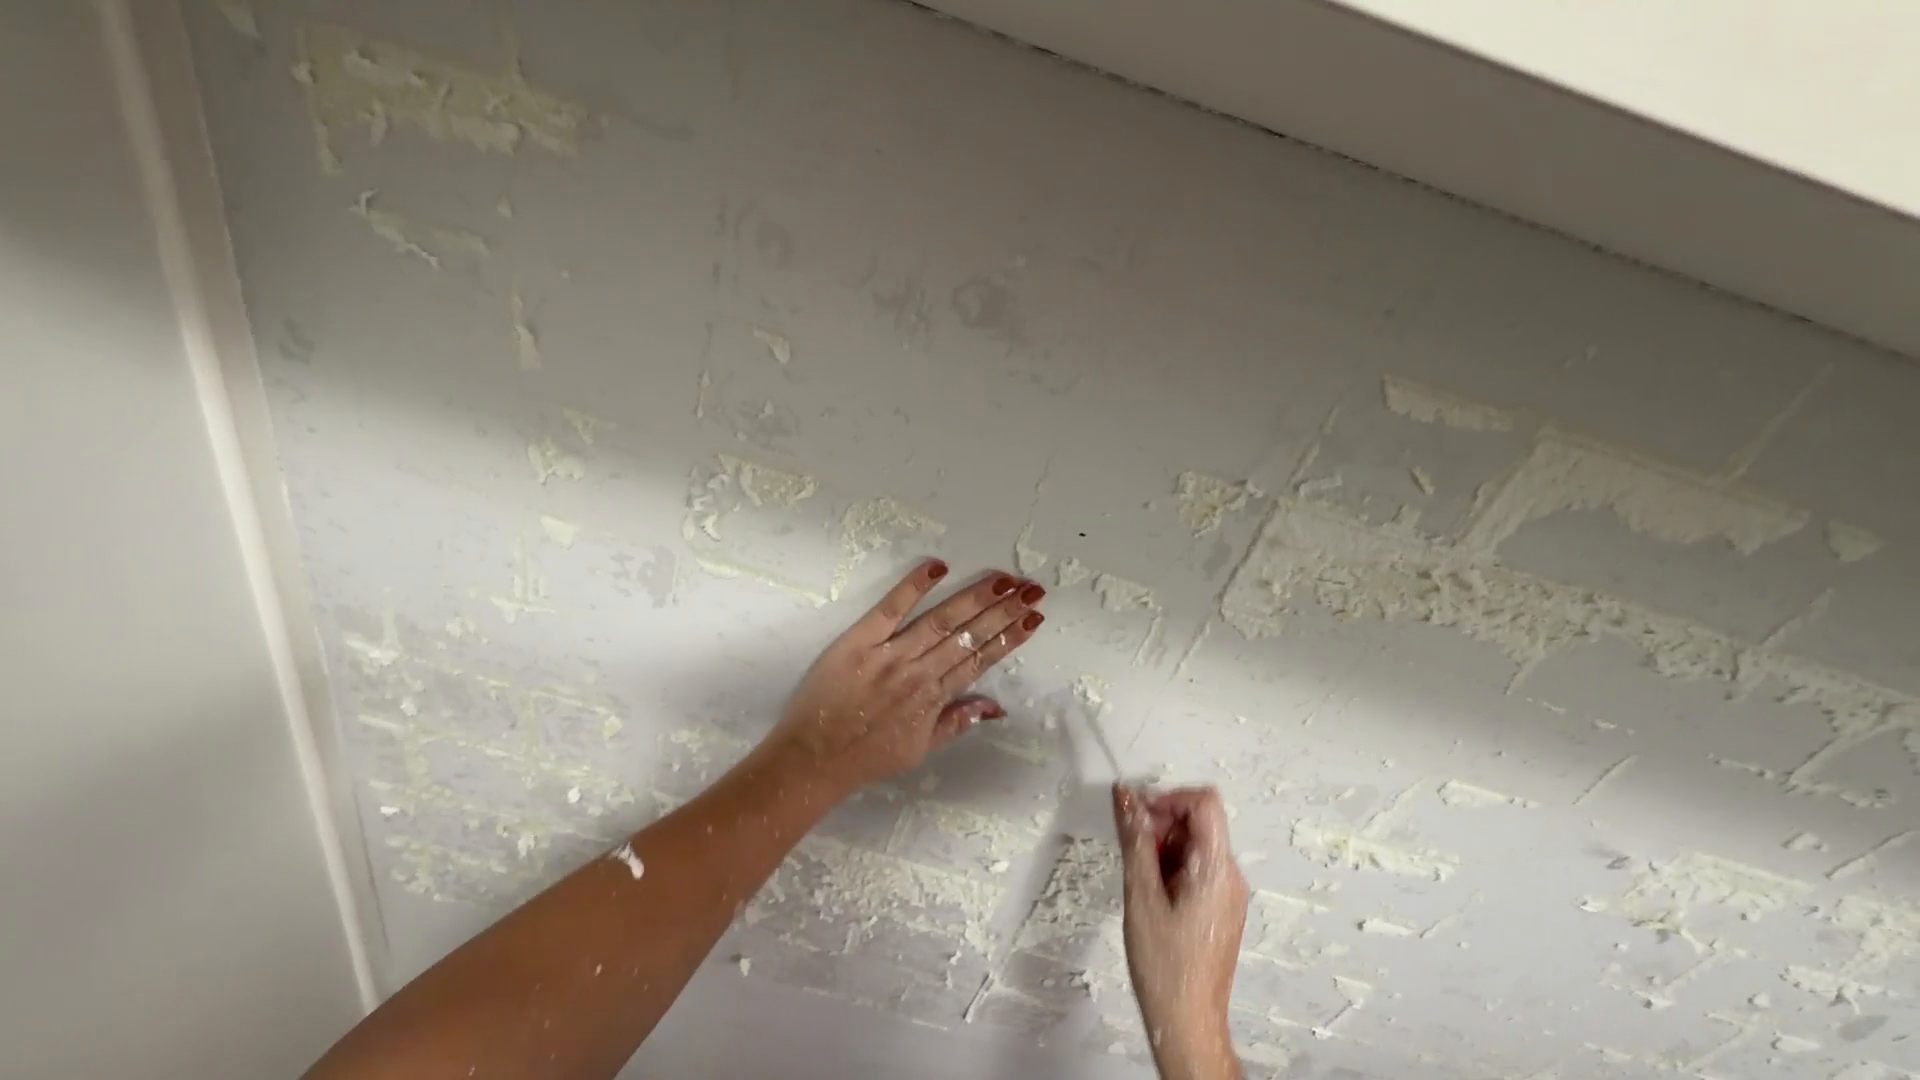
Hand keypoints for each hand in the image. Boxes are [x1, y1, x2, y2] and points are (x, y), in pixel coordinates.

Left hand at [768, 560, 1046, 791]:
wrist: (814, 758)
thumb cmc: (867, 757)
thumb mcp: (920, 750)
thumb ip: (957, 723)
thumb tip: (996, 707)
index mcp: (934, 698)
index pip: (981, 659)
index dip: (1010, 636)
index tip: (1034, 617)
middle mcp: (919, 672)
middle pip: (968, 634)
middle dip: (1003, 610)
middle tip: (1031, 588)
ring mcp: (890, 654)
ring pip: (940, 620)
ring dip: (974, 597)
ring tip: (1002, 579)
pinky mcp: (859, 641)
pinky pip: (890, 608)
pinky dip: (913, 586)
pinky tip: (937, 567)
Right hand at [1114, 784, 1248, 1079]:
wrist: (1187, 1022)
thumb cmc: (1165, 966)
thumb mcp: (1140, 895)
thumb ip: (1135, 839)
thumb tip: (1126, 796)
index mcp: (1218, 868)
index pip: (1203, 801)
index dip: (1167, 799)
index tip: (1139, 818)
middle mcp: (1231, 875)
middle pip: (1198, 820)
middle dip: (1161, 825)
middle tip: (1135, 854)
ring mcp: (1228, 891)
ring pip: (1194, 843)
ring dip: (1163, 848)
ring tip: (1143, 883)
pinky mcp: (1220, 906)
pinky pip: (1196, 866)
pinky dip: (1170, 867)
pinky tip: (1153, 896)